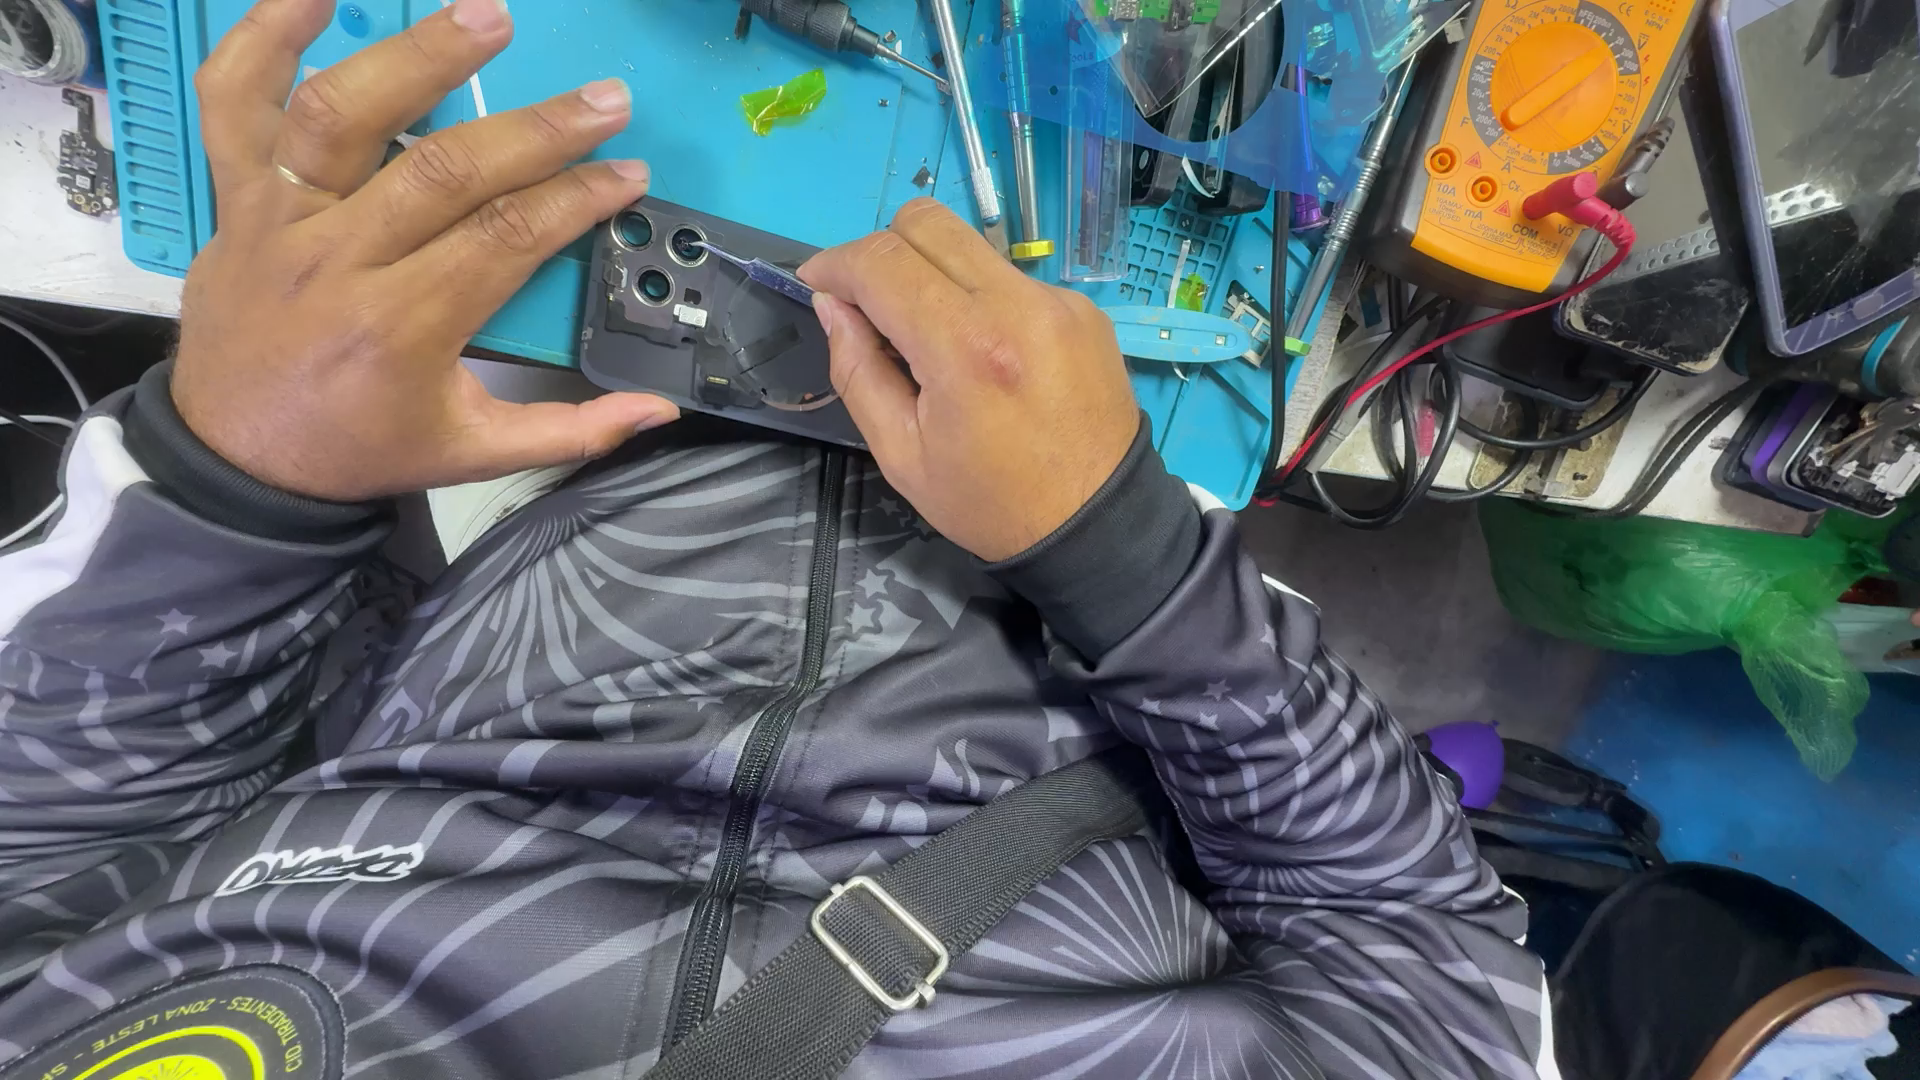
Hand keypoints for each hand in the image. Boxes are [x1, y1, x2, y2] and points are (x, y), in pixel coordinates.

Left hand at [170, 0, 678, 500]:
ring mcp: (279, 221)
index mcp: (408, 325)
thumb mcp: (482, 455)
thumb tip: (661, 409)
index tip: (627, 175)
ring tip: (489, 17)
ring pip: (342, 116)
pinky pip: (235, 107)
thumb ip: (578, 432)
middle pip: (446, 169)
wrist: (239, 458)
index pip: (506, 237)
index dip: (576, 199)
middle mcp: (340, 259)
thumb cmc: (370, 449)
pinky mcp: (237, 203)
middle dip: (539, 130)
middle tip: (604, 101)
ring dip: (419, 56)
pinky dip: (262, 38)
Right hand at [799, 199, 1138, 561]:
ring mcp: (1058, 301)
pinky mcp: (1083, 310)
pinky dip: (979, 298)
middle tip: (869, 304)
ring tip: (928, 336)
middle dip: (879, 252)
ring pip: (970, 245)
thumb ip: (857, 372)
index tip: (818, 283)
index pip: (882, 262)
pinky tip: (985, 352)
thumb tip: (833, 305)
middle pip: (927, 223)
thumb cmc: (990, 503)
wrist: (1095, 522)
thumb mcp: (903, 456)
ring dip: (930, 272)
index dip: (835, 264)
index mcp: (966, 349)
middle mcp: (1017, 304)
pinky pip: (1010, 277)